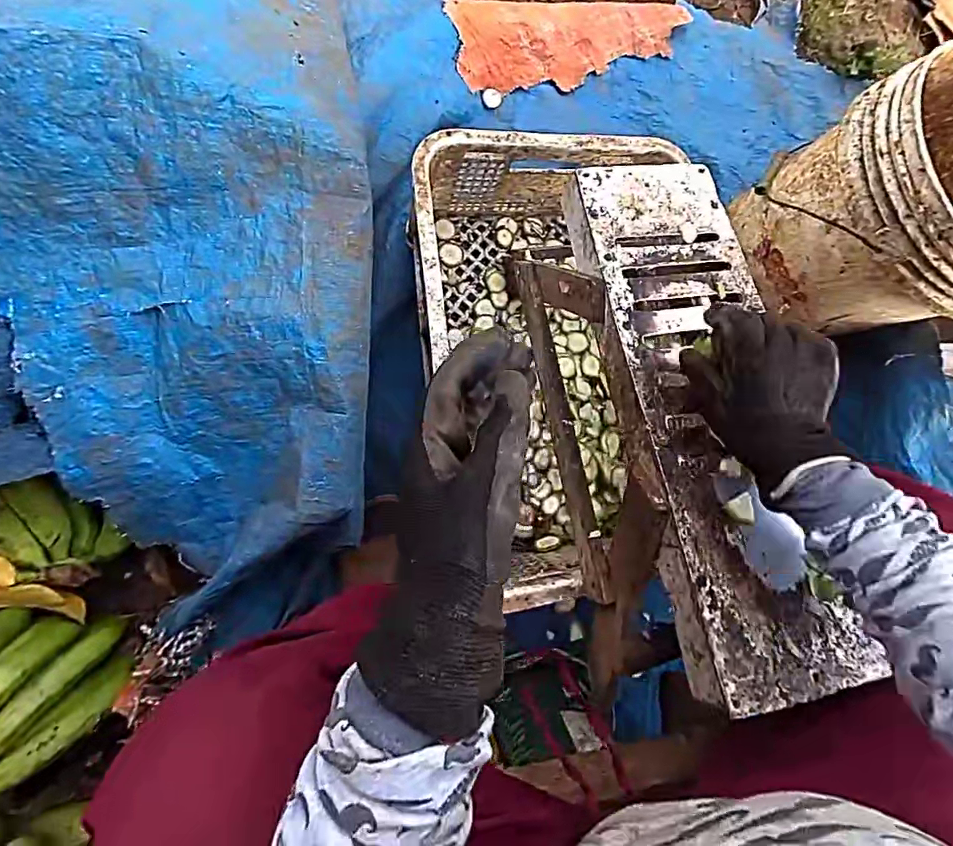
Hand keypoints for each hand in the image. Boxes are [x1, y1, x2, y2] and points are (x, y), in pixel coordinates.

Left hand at [357, 330, 532, 740]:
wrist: (451, 616)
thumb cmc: (465, 547)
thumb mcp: (487, 480)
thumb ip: (501, 426)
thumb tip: (512, 374)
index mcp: (427, 444)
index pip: (448, 384)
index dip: (474, 356)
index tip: (503, 336)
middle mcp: (434, 453)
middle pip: (459, 400)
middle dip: (488, 372)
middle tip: (522, 352)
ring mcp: (449, 476)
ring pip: (471, 423)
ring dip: (497, 398)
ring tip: (525, 376)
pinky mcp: (465, 496)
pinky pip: (481, 448)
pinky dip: (501, 428)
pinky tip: (518, 424)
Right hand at [679, 304, 851, 499]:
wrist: (792, 450)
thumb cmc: (750, 430)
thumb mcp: (712, 402)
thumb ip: (698, 372)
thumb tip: (688, 355)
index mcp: (746, 348)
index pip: (731, 314)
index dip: (719, 314)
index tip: (713, 318)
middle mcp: (776, 341)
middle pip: (758, 318)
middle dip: (747, 327)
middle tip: (739, 343)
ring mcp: (804, 346)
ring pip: (784, 326)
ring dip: (772, 335)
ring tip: (767, 354)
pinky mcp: (824, 357)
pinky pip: (808, 337)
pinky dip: (798, 343)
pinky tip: (790, 360)